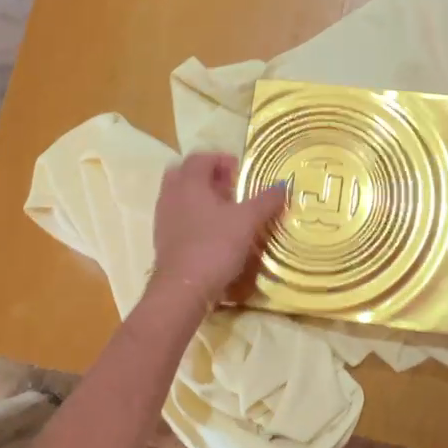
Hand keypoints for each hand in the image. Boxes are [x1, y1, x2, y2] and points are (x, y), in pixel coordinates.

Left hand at [150, 152, 286, 314]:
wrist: (183, 289)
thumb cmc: (215, 246)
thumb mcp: (248, 221)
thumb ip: (266, 201)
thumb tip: (285, 185)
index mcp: (189, 183)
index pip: (200, 157)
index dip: (221, 159)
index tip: (240, 172)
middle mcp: (171, 195)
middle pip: (184, 173)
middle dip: (207, 176)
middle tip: (229, 188)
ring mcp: (163, 218)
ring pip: (179, 196)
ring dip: (200, 197)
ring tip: (224, 212)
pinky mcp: (163, 240)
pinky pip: (177, 217)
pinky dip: (193, 217)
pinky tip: (212, 234)